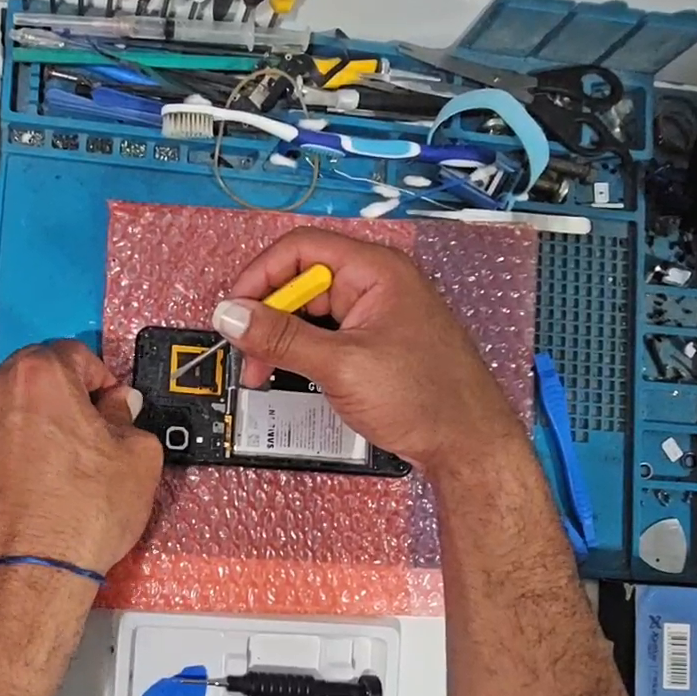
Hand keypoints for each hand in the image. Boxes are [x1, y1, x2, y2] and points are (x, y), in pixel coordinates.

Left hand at [0, 340, 164, 575]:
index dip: (101, 377)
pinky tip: (34, 481)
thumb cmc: (82, 513)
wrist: (34, 569)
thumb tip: (119, 406)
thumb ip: (129, 416)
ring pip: (9, 406)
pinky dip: (10, 450)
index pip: (75, 353)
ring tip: (61, 461)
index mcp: (40, 377)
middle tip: (90, 430)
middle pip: (36, 375)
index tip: (111, 402)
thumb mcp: (138, 455)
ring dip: (34, 420)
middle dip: (64, 395)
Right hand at [213, 228, 526, 471]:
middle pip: (300, 281)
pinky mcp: (370, 344)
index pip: (300, 250)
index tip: (232, 312)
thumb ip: (281, 338)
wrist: (467, 445)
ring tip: (261, 373)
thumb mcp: (341, 366)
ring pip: (308, 313)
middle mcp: (374, 285)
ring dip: (278, 339)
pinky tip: (286, 375)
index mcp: (375, 271)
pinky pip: (322, 336)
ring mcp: (373, 315)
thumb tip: (229, 314)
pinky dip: (298, 353)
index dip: (260, 276)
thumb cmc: (421, 398)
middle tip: (245, 354)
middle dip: (266, 316)